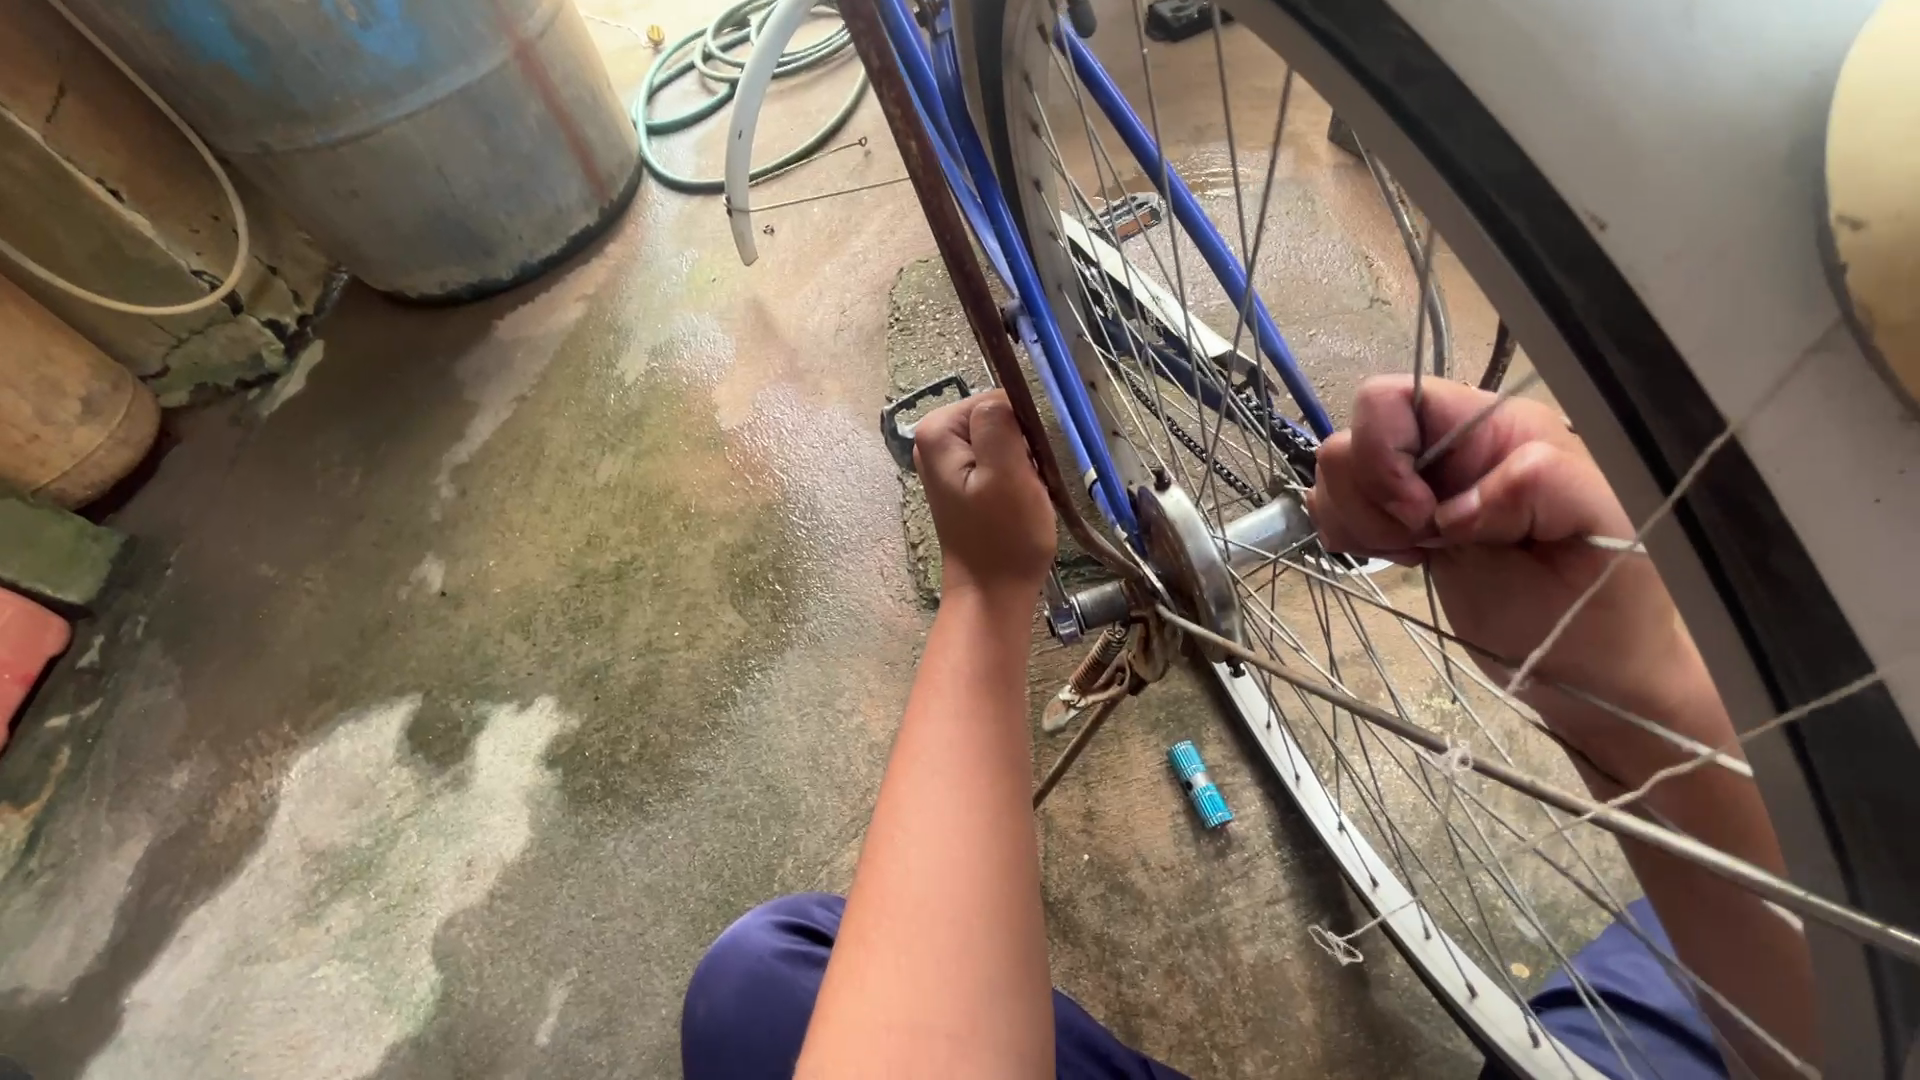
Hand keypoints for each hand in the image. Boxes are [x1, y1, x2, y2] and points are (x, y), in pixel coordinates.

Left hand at [914, 389, 1056, 602]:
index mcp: (937, 431)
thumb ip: (999, 425)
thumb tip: (1002, 398)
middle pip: (999, 418)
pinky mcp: (963, 481)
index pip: (998, 399)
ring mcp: (947, 462)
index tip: (1027, 464)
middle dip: (1022, 446)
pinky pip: (1000, 461)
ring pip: (1004, 440)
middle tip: (1025, 484)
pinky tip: (1017, 503)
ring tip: (1022, 496)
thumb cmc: (1004, 538)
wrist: (993, 592)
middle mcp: (934, 440)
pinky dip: (1016, 478)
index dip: (1022, 428)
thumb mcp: (1007, 474)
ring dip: (1022, 464)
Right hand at [1306, 376, 1699, 745]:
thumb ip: (1546, 484)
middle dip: (1370, 497)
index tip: (1422, 515)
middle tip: (1421, 539)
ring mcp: (1412, 484)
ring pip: (1334, 473)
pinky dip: (1348, 535)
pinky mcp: (1390, 520)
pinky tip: (1400, 556)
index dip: (1384, 452)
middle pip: (1350, 438)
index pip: (1391, 399)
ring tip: (1415, 551)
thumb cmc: (1598, 605)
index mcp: (1494, 427)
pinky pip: (1331, 506)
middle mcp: (1444, 446)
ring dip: (1359, 519)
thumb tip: (1456, 504)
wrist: (1578, 665)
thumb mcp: (1600, 532)